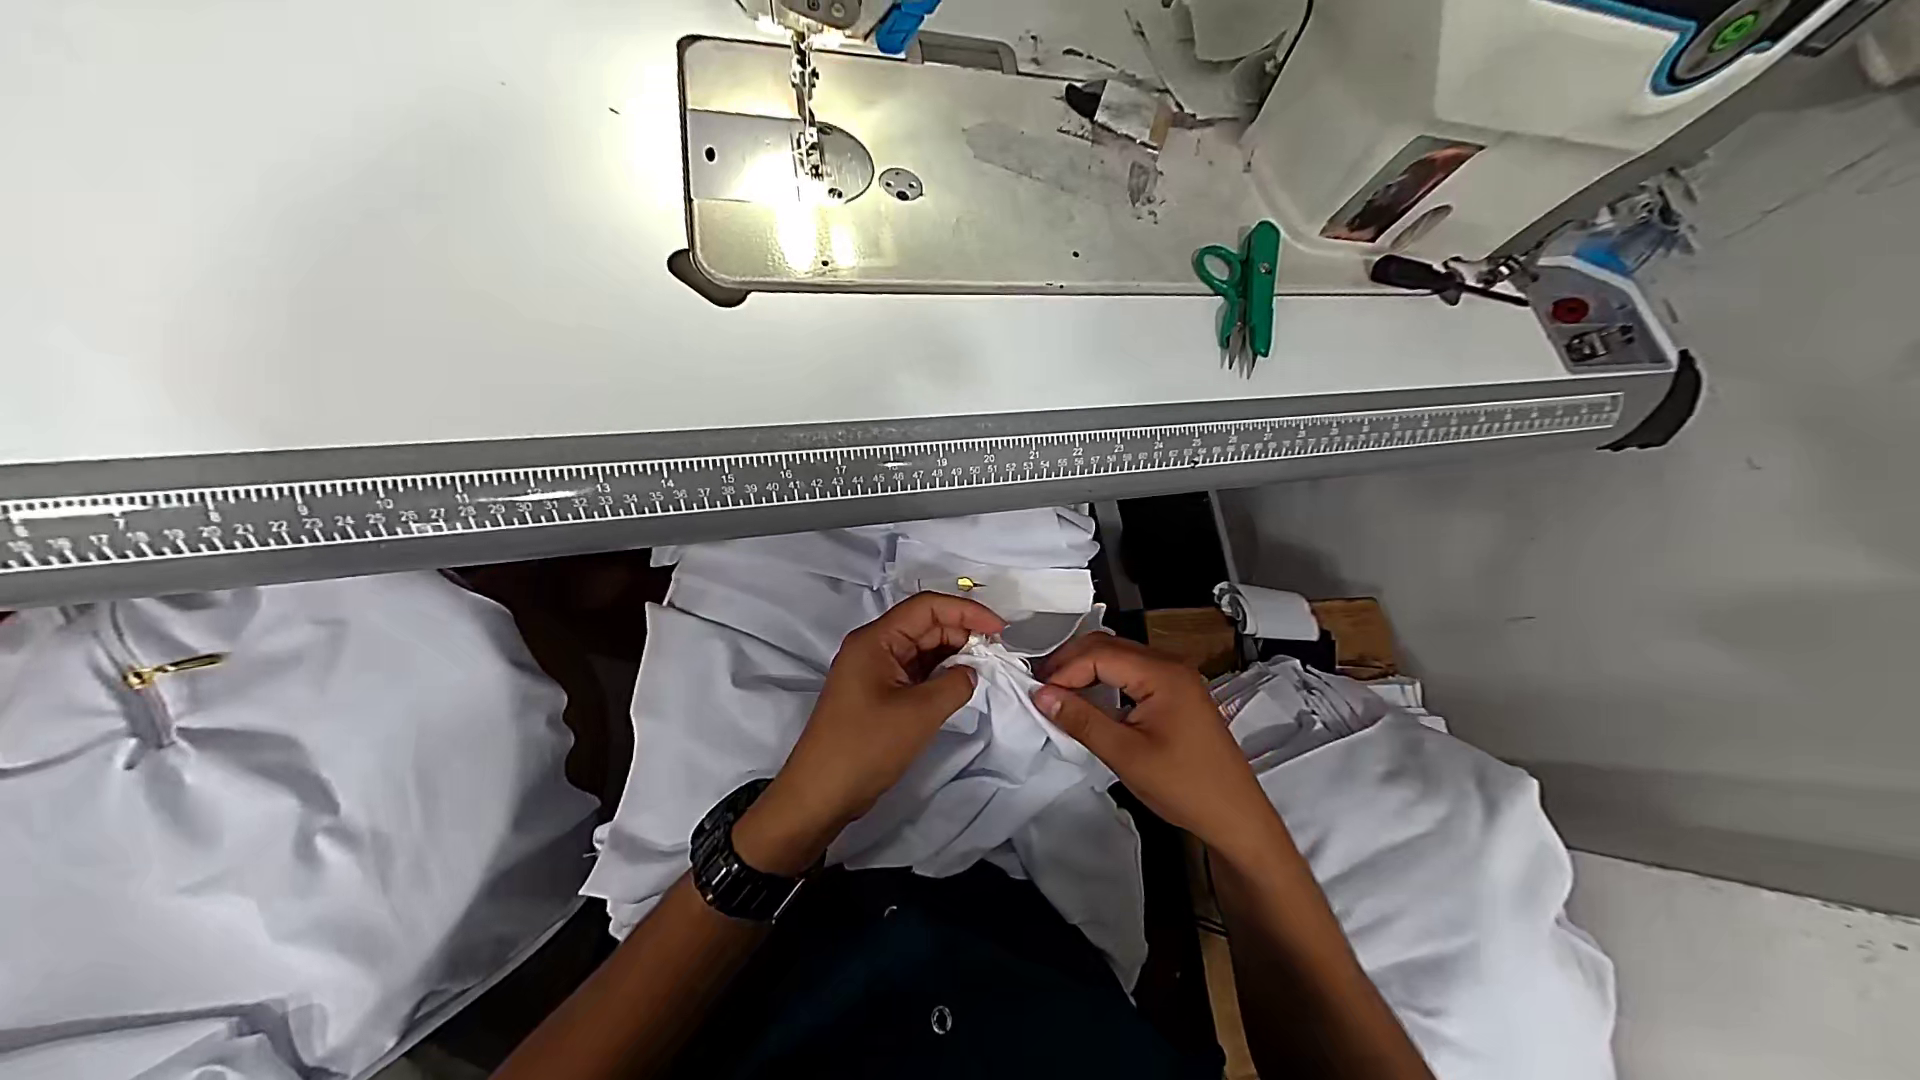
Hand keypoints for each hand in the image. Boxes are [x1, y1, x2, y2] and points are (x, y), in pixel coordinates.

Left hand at [733, 592, 1004, 874]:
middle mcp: (873, 647)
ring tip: (986, 665)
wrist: (821, 795)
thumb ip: (954, 683)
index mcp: (875, 640)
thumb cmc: (866, 747)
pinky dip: (940, 672)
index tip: (1000, 628)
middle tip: (997, 650)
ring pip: (921, 647)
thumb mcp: (919, 713)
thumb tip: (971, 671)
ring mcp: (874, 670)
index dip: (966, 611)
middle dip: (962, 631)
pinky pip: (915, 670)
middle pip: (924, 624)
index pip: (926, 607)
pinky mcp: (878, 692)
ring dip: (953, 652)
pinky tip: (962, 682)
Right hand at [1033, 636, 1280, 861]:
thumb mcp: (1125, 754)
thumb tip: (1042, 695)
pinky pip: (1132, 671)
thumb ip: (1081, 720)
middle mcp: (1170, 664)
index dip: (1063, 670)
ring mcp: (1176, 676)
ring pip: (1119, 656)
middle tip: (1041, 688)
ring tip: (1058, 693)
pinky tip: (1089, 698)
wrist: (1235, 816)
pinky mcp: (1176, 691)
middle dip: (1070, 663)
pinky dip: (1105, 678)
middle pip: (1108, 646)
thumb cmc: (1183, 786)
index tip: (1038, 694)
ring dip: (1086, 669)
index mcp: (1162, 673)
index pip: (1099, 654)